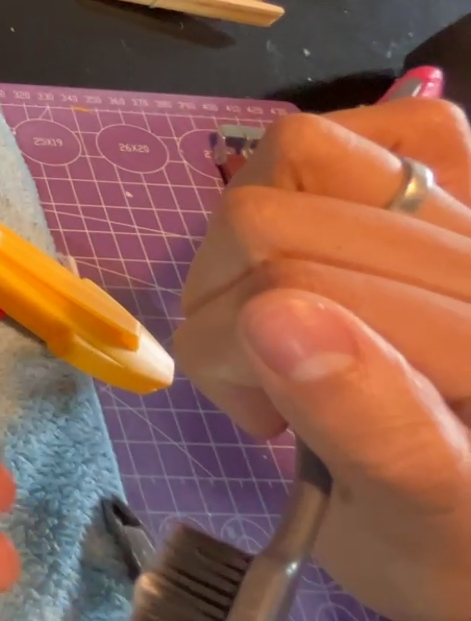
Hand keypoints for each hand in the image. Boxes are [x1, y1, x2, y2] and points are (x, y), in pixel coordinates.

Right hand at [173, 99, 470, 620]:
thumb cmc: (462, 553)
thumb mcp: (419, 535)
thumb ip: (373, 434)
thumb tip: (274, 320)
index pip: (287, 290)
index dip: (237, 358)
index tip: (267, 428)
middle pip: (271, 220)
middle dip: (233, 302)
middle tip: (270, 377)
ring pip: (304, 153)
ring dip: (255, 233)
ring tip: (286, 304)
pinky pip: (408, 127)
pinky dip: (339, 164)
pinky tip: (332, 236)